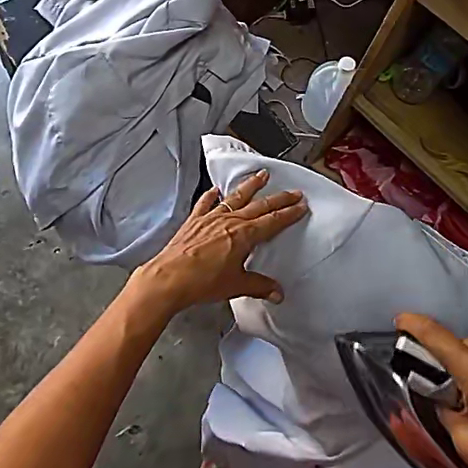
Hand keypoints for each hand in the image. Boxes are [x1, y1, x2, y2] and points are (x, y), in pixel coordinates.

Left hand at [129, 170, 306, 315]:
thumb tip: (276, 292)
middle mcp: (229, 222)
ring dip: (251, 186)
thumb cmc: (199, 282)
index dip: (289, 213)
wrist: (167, 280)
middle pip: (261, 205)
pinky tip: (215, 190)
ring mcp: (211, 219)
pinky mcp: (194, 222)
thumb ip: (260, 286)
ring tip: (261, 176)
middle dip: (279, 198)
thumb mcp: (236, 285)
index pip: (274, 220)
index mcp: (244, 235)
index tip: (300, 207)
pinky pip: (205, 204)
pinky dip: (211, 196)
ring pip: (236, 197)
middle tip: (292, 192)